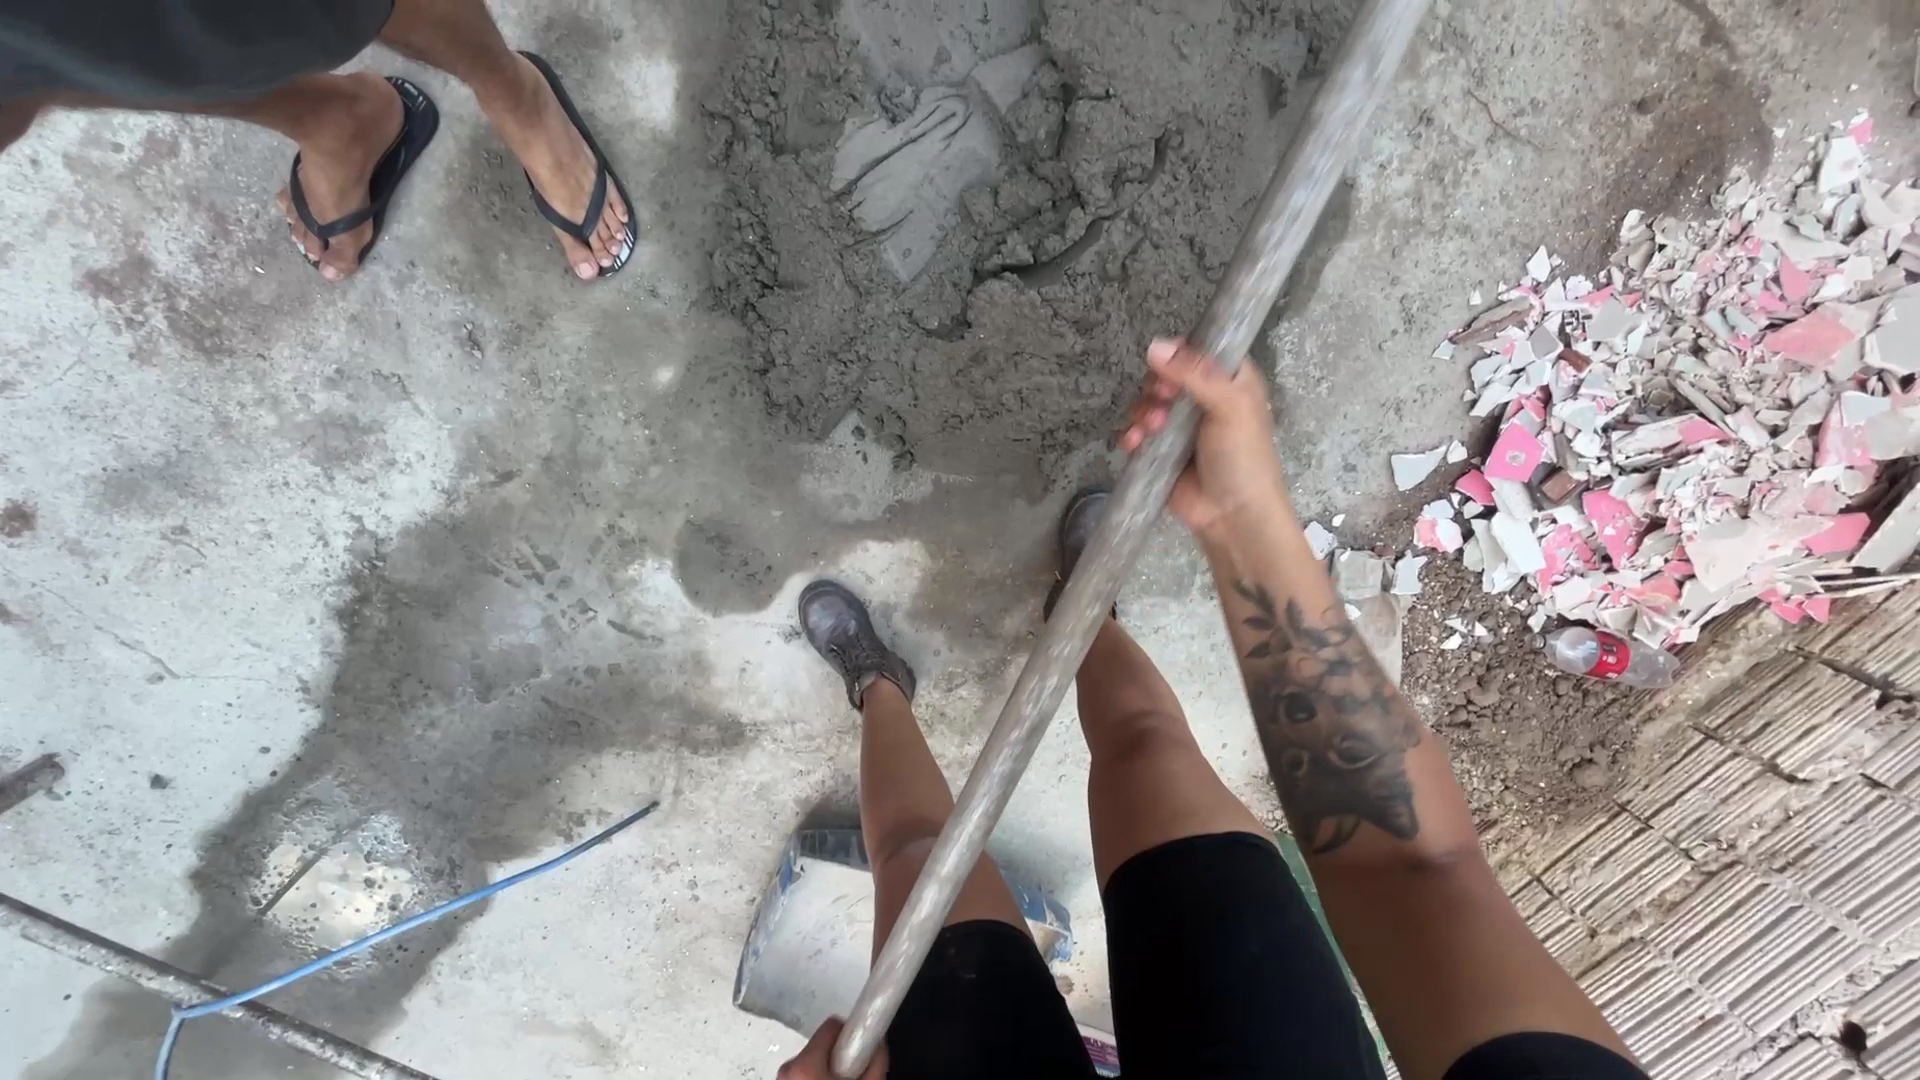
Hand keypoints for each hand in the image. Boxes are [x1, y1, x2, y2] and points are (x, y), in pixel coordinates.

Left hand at [776, 1019, 886, 1079]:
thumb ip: (877, 1058)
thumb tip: (879, 1037)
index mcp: (805, 1064)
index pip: (832, 1025)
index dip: (851, 1035)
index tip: (860, 1048)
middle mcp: (787, 1068)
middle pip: (822, 1043)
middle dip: (839, 1054)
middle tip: (852, 1073)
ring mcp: (781, 1078)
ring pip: (813, 1058)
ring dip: (827, 1067)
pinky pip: (803, 1073)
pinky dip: (815, 1076)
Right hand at [1120, 338, 1289, 539]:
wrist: (1232, 514)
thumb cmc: (1242, 456)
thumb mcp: (1229, 405)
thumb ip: (1194, 373)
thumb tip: (1153, 346)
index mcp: (1229, 381)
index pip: (1199, 351)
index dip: (1179, 354)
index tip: (1168, 368)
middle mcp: (1203, 399)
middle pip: (1166, 375)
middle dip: (1156, 388)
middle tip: (1162, 403)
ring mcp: (1179, 427)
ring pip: (1148, 403)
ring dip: (1142, 412)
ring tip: (1150, 430)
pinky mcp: (1160, 451)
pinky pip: (1137, 433)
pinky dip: (1132, 435)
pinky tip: (1134, 443)